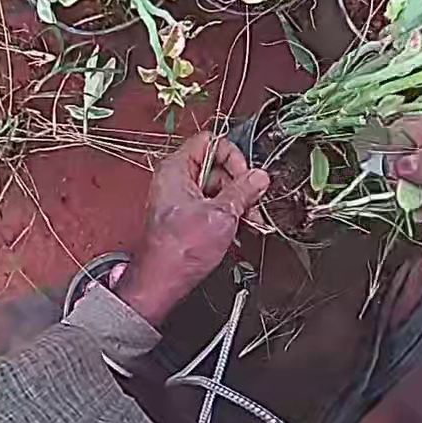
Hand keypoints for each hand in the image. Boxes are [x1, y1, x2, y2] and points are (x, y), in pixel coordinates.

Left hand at [117, 132, 270, 324]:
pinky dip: (226, 213)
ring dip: (236, 201)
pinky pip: (211, 203)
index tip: (245, 176)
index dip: (232, 156)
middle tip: (251, 201)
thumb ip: (243, 191)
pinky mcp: (184, 214)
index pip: (210, 141)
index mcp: (176, 168)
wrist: (162, 281)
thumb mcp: (221, 215)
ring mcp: (179, 197)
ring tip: (248, 218)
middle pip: (216, 165)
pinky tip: (237, 227)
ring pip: (216, 186)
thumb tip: (259, 177)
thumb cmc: (178, 250)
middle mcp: (175, 178)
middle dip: (238, 183)